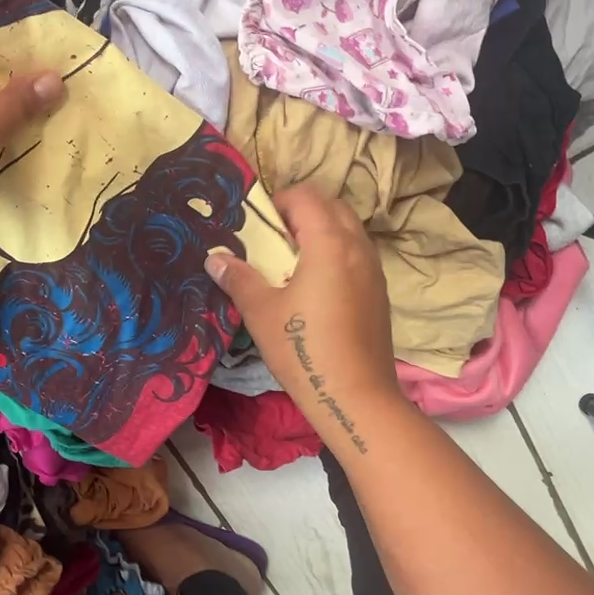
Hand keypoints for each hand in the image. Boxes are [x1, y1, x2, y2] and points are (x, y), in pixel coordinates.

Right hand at [204, 187, 399, 452]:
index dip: (279, 201)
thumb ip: (238, 278)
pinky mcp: (379, 292)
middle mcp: (357, 247)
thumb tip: (214, 258)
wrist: (357, 397)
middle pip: (331, 206)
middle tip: (274, 240)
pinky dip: (336, 253)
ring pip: (348, 229)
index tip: (258, 226)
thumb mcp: (262, 312)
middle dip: (301, 212)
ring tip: (292, 263)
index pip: (306, 196)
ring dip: (321, 232)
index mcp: (329, 243)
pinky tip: (315, 287)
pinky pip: (357, 253)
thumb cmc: (304, 350)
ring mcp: (373, 269)